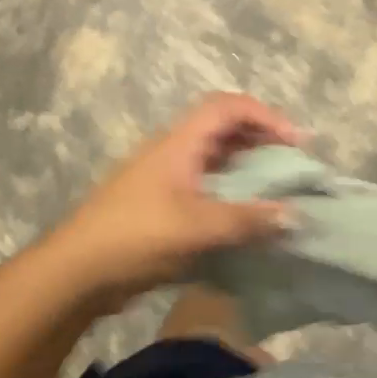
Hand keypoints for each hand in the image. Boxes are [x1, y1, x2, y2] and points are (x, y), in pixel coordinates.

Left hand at [41, 93, 300, 308]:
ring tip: (279, 196)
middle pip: (223, 130)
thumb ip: (248, 220)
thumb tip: (296, 215)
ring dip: (248, 172)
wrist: (78, 270)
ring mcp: (165, 179)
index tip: (298, 144)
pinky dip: (231, 197)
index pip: (227, 107)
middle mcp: (173, 152)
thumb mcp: (197, 228)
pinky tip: (248, 223)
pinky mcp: (161, 207)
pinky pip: (205, 189)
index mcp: (179, 143)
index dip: (266, 116)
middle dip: (262, 142)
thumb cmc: (136, 236)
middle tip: (294, 169)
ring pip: (215, 161)